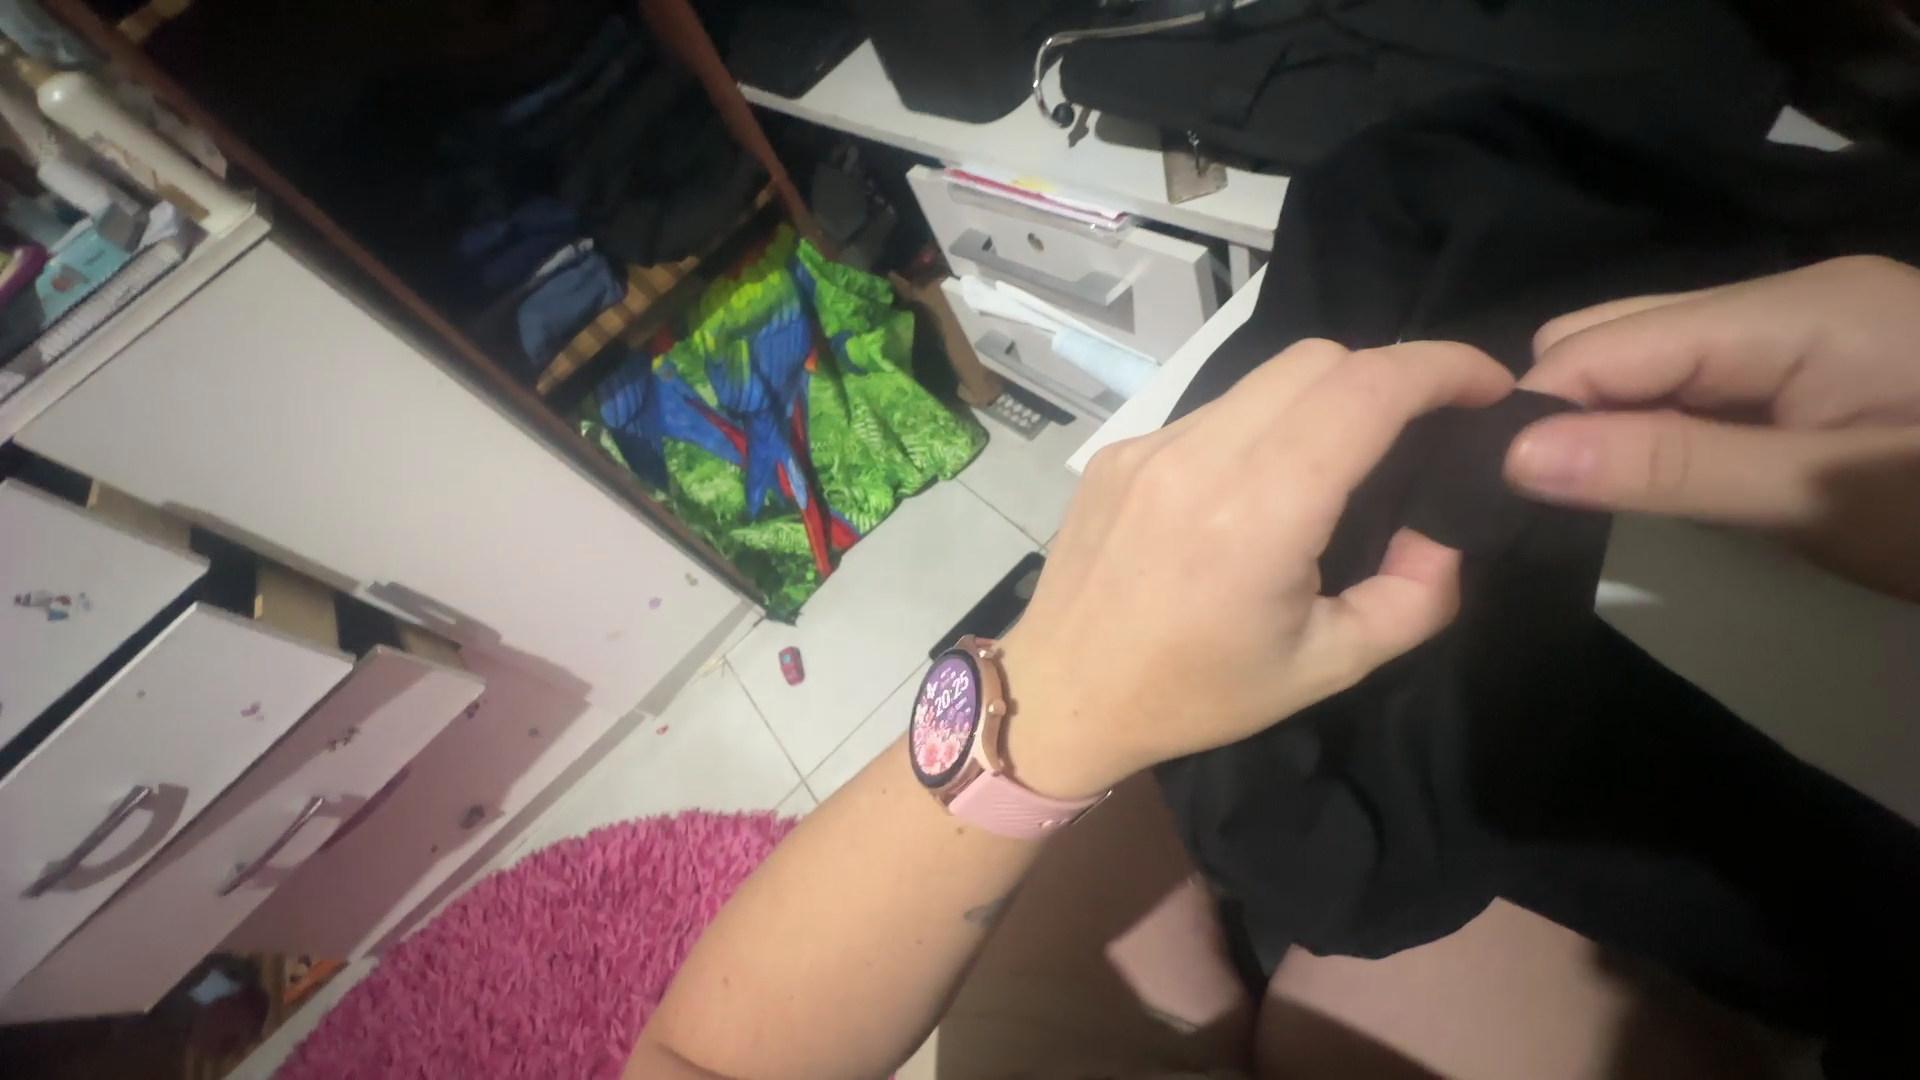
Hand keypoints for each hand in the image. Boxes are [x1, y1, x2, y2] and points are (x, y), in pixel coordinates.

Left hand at [996, 338, 1513, 799]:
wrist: (1063, 692)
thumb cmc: (1191, 694)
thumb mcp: (1325, 666)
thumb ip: (1414, 597)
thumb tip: (1438, 530)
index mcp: (1256, 511)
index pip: (1366, 387)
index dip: (1443, 367)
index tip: (1485, 388)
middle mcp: (1194, 458)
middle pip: (1315, 360)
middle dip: (1385, 374)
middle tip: (1417, 426)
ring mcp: (1144, 448)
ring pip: (1257, 382)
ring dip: (1316, 400)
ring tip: (1334, 458)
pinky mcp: (1114, 454)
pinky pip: (1205, 413)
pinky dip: (1253, 426)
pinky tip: (1249, 484)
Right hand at [1504, 255, 1919, 602]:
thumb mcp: (1823, 501)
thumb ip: (1666, 467)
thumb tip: (1514, 456)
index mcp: (1788, 313)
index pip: (1595, 346)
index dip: (1533, 412)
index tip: (1500, 489)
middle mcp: (1774, 300)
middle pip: (1598, 336)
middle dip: (1555, 409)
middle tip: (1557, 491)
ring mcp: (1784, 329)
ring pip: (1626, 357)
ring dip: (1592, 419)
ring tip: (1599, 482)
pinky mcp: (1791, 364)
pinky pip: (1669, 378)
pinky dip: (1634, 422)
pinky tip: (1648, 464)